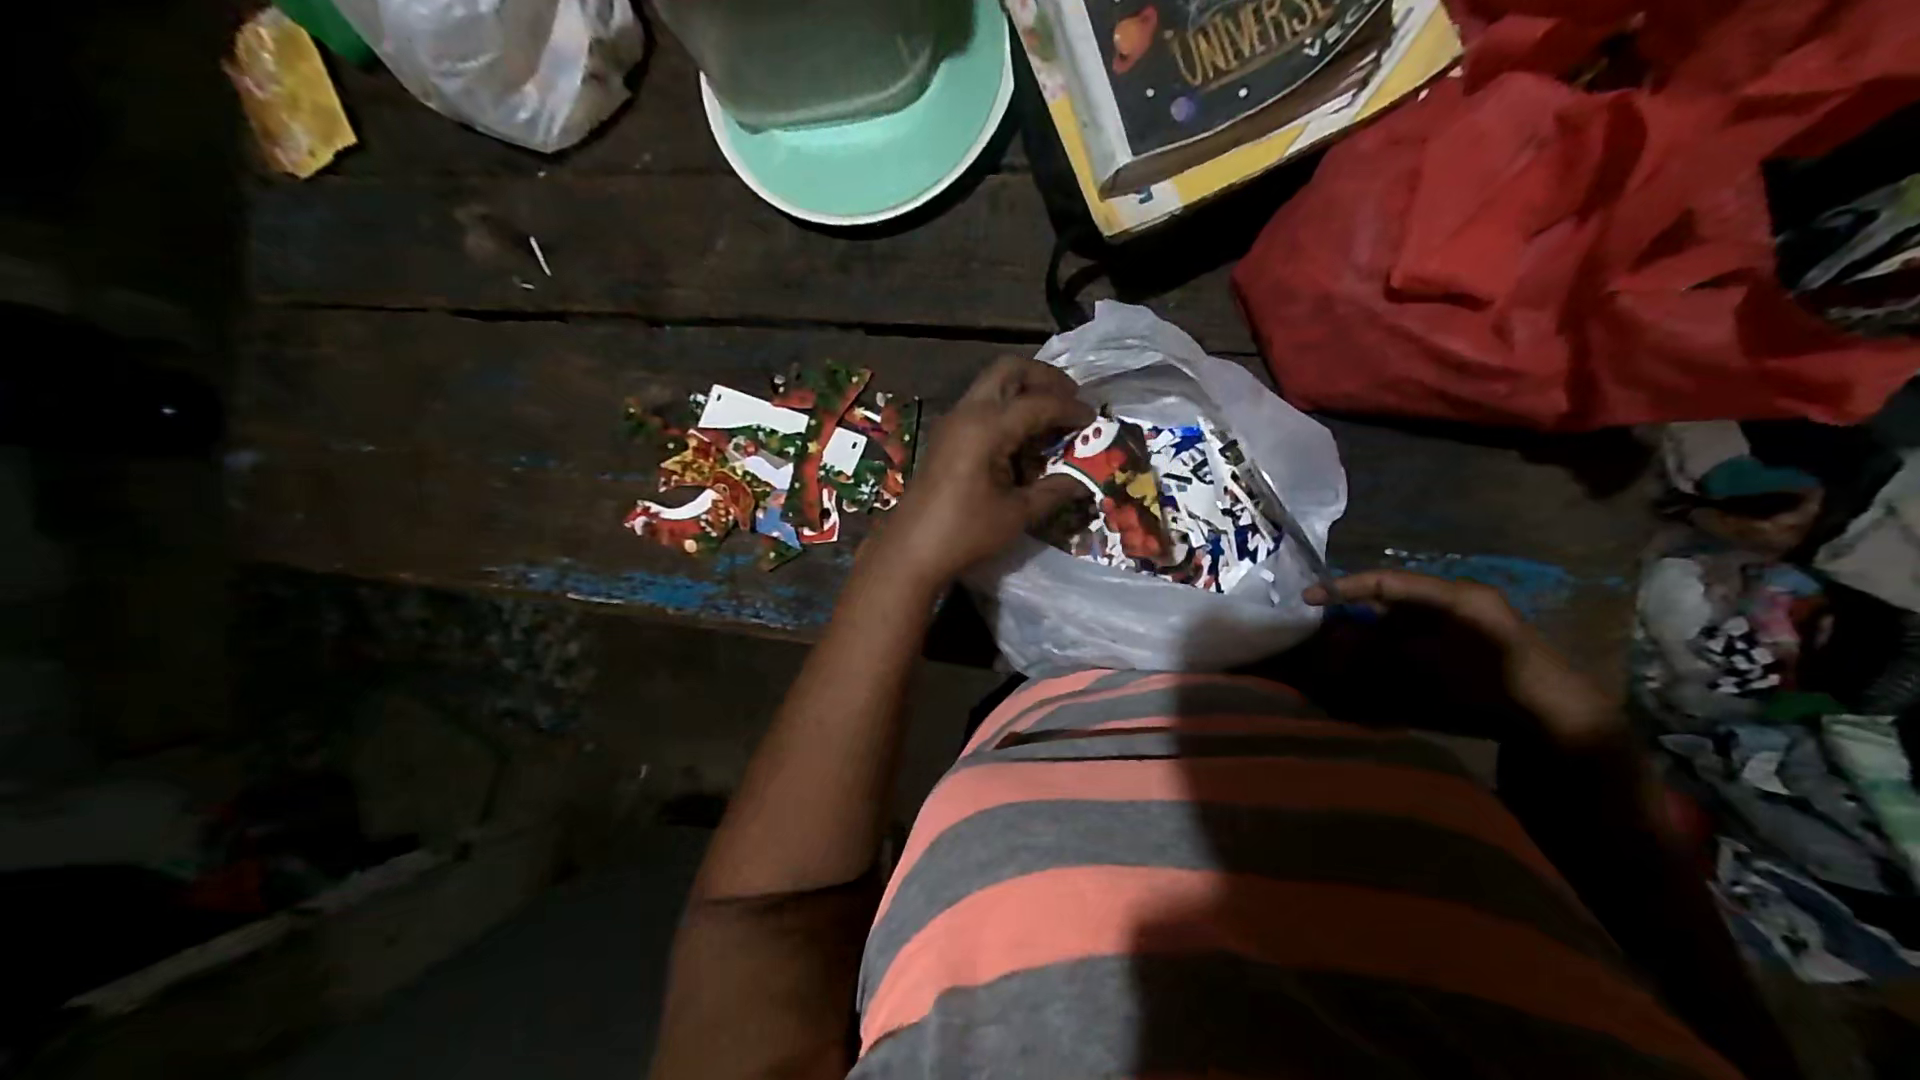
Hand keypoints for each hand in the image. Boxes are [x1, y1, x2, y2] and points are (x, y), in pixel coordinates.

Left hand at [865, 357, 1092, 589]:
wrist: (910, 550)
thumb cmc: (965, 532)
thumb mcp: (1016, 513)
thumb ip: (1053, 490)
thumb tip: (1083, 481)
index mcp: (987, 427)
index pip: (1038, 403)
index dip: (1070, 408)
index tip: (1094, 420)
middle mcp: (968, 413)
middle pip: (1009, 370)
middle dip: (1044, 378)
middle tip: (1070, 399)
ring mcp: (952, 422)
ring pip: (992, 385)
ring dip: (1023, 391)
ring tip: (1051, 418)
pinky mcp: (945, 436)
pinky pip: (981, 405)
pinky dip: (1006, 408)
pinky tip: (1023, 438)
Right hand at [1300, 570, 1621, 746]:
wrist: (1557, 721)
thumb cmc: (1492, 685)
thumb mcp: (1431, 667)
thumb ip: (1380, 653)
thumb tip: (1335, 642)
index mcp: (1454, 597)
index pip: (1387, 581)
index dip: (1345, 587)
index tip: (1309, 598)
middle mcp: (1457, 604)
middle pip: (1392, 602)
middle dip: (1355, 617)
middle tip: (1325, 636)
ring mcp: (1464, 625)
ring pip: (1401, 623)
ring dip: (1371, 639)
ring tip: (1343, 657)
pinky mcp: (1466, 649)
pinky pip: (1416, 642)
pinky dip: (1391, 651)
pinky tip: (1375, 669)